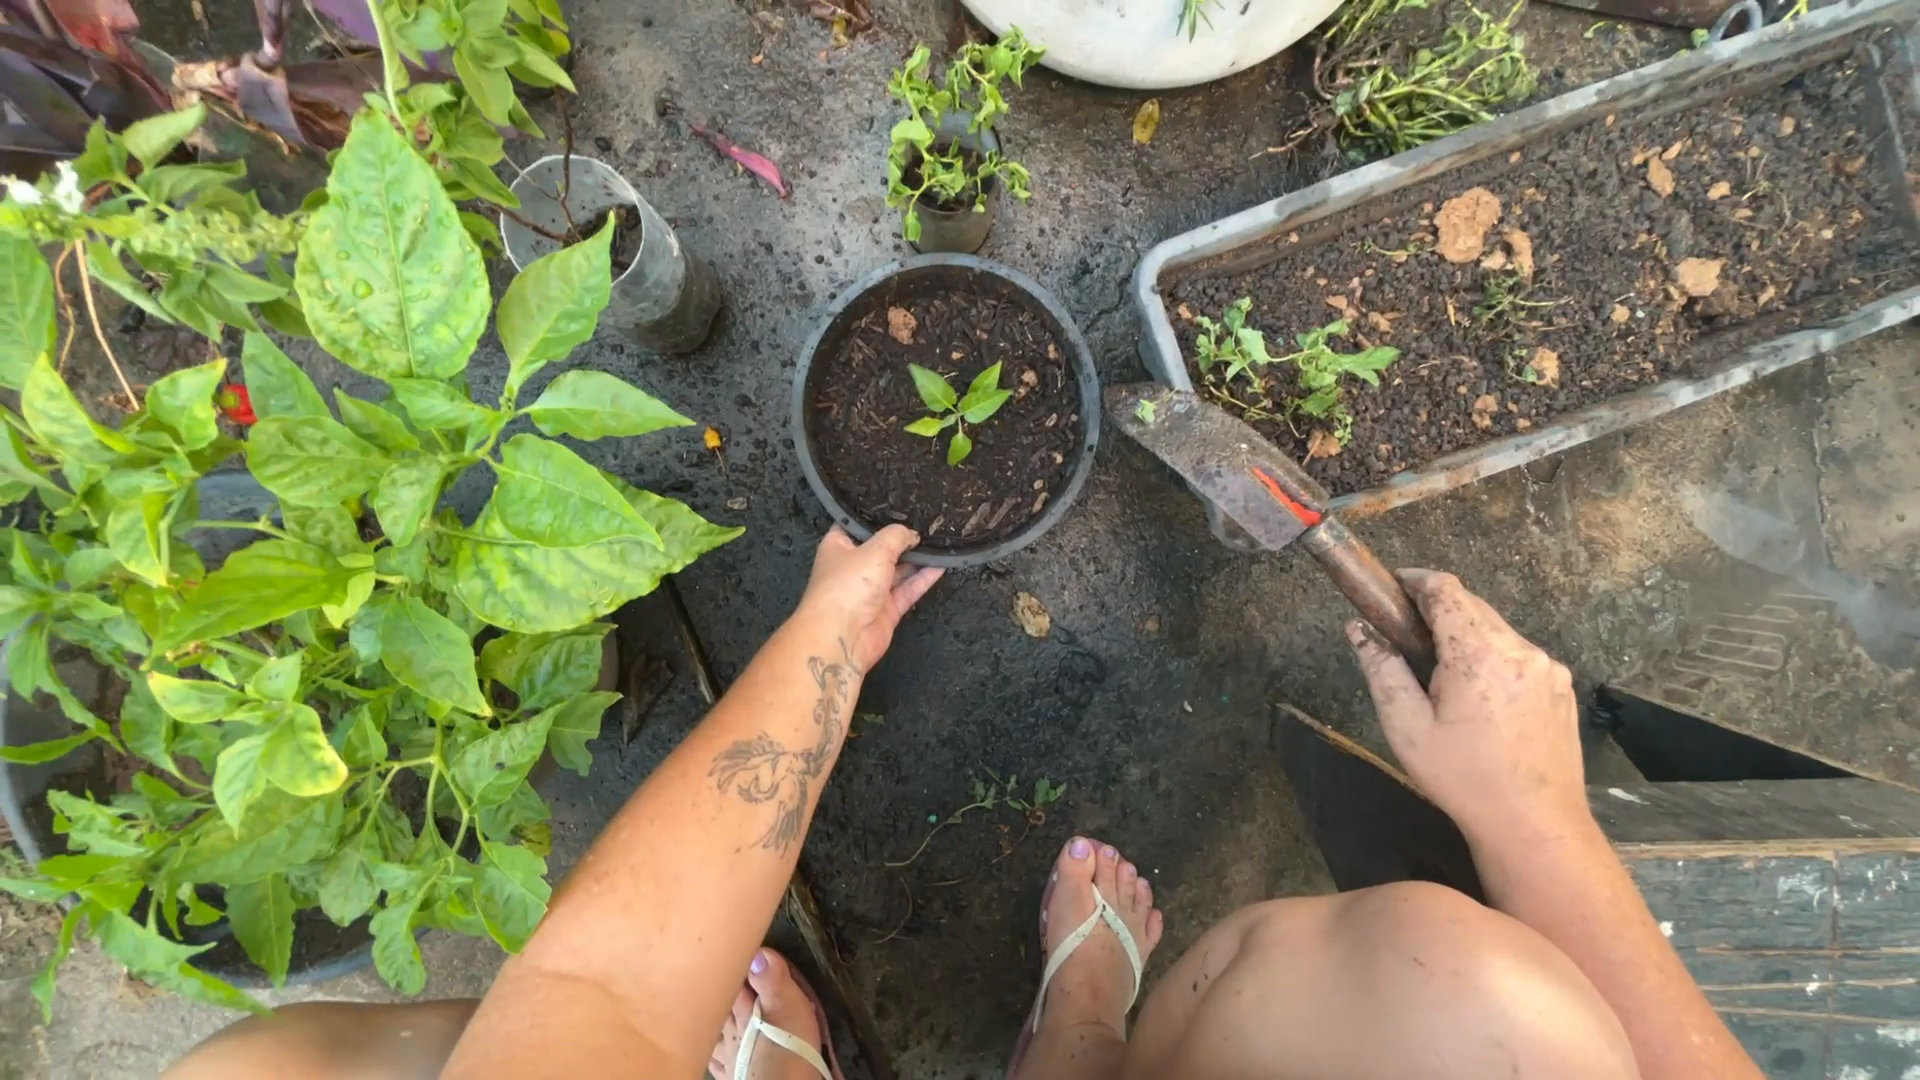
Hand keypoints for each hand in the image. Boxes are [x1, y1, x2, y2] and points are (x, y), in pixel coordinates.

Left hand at [795, 526, 943, 671]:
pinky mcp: (886, 609)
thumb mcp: (875, 549)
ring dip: (917, 558)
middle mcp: (854, 566)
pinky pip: (908, 590)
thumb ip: (897, 536)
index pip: (857, 524)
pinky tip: (941, 565)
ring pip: (898, 569)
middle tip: (928, 524)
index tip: (901, 504)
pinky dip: (923, 578)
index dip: (877, 515)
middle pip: (881, 547)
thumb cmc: (849, 584)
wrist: (842, 635)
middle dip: (902, 538)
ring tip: (940, 542)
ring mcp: (870, 589)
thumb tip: (912, 535)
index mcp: (839, 546)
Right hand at [1346, 569, 1590, 846]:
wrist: (1535, 824)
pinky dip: (1487, 653)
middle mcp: (1520, 649)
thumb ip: (1381, 667)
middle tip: (1401, 632)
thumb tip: (1358, 628)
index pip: (1447, 589)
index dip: (1415, 580)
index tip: (1390, 587)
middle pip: (1472, 604)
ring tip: (1434, 668)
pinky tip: (1471, 690)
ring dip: (1461, 631)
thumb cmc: (1461, 775)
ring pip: (1495, 628)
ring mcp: (1547, 668)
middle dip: (1435, 607)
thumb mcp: (1405, 725)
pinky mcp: (1559, 687)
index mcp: (1478, 653)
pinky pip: (1515, 652)